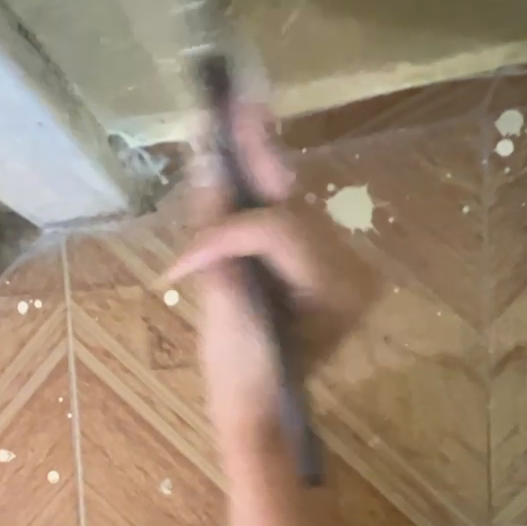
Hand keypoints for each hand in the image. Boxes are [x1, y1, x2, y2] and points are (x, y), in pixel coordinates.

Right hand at [163, 103, 381, 439]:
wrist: (264, 423)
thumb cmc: (244, 386)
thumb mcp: (226, 317)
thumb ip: (217, 247)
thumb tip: (206, 175)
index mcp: (332, 289)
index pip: (277, 231)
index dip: (226, 234)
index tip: (179, 267)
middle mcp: (347, 272)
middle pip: (292, 204)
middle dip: (257, 159)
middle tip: (233, 102)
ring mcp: (336, 272)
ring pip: (290, 210)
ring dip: (255, 174)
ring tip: (230, 122)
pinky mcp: (317, 274)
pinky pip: (284, 226)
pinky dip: (255, 203)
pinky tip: (239, 164)